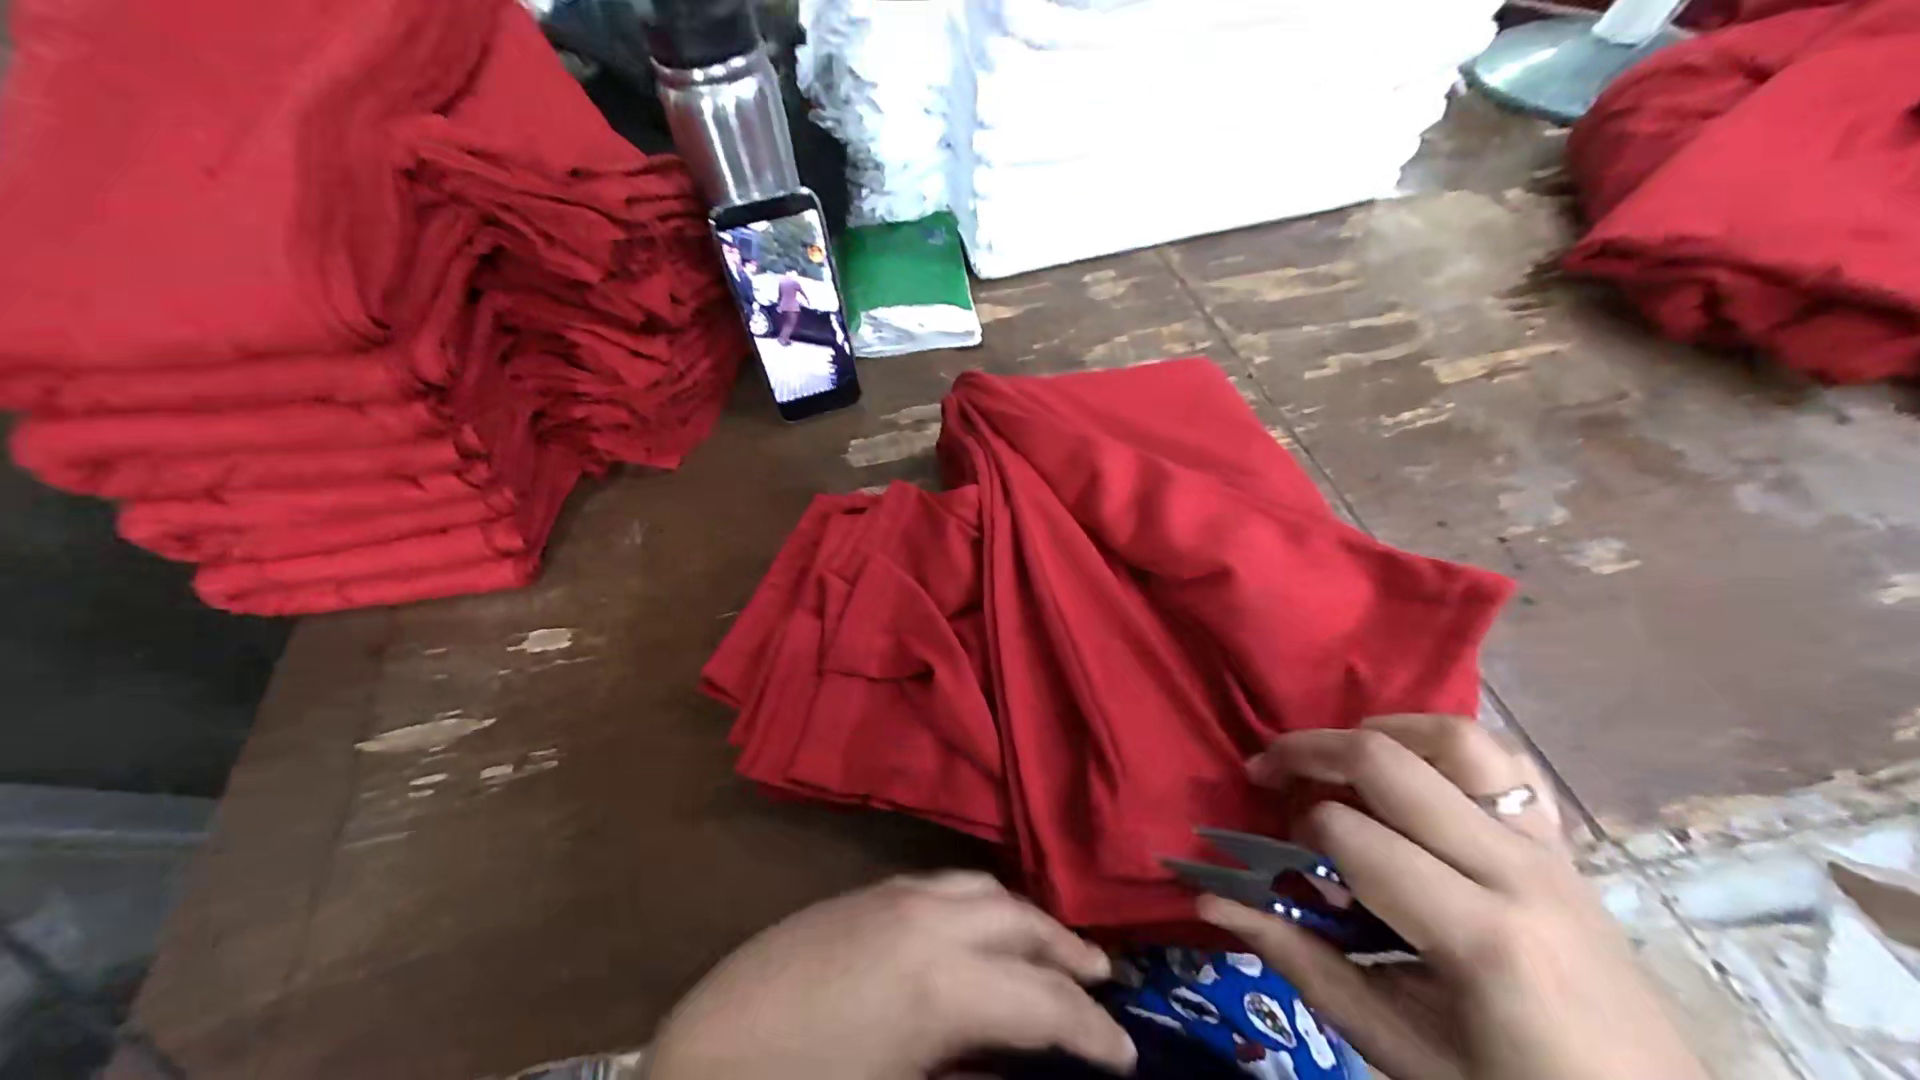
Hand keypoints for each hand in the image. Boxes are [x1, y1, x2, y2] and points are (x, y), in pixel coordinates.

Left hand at [647, 872, 1136, 1079]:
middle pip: (1023, 926)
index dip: (1095, 1032)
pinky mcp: (868, 891)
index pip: (1046, 1005)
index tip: (1127, 1054)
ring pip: (986, 891)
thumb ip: (976, 1075)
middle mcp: (929, 921)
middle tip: (1104, 982)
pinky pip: (946, 883)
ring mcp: (895, 896)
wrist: (709, 1052)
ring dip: (1027, 918)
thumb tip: (1022, 1066)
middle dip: (1069, 955)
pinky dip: (983, 900)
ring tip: (1053, 946)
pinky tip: (984, 923)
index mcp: (944, 984)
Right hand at [1201, 715, 1706, 1079]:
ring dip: (1381, 732)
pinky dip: (1444, 747)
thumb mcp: (1396, 1047)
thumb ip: (1299, 962)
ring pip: (1456, 738)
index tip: (1279, 858)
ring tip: (1342, 759)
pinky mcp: (1563, 845)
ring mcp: (1549, 850)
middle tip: (1268, 768)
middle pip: (1390, 763)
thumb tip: (1207, 900)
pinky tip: (1413, 774)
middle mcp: (1517, 872)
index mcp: (1478, 936)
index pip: (1350, 834)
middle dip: (1309, 752)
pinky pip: (1505, 762)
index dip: (1295, 831)